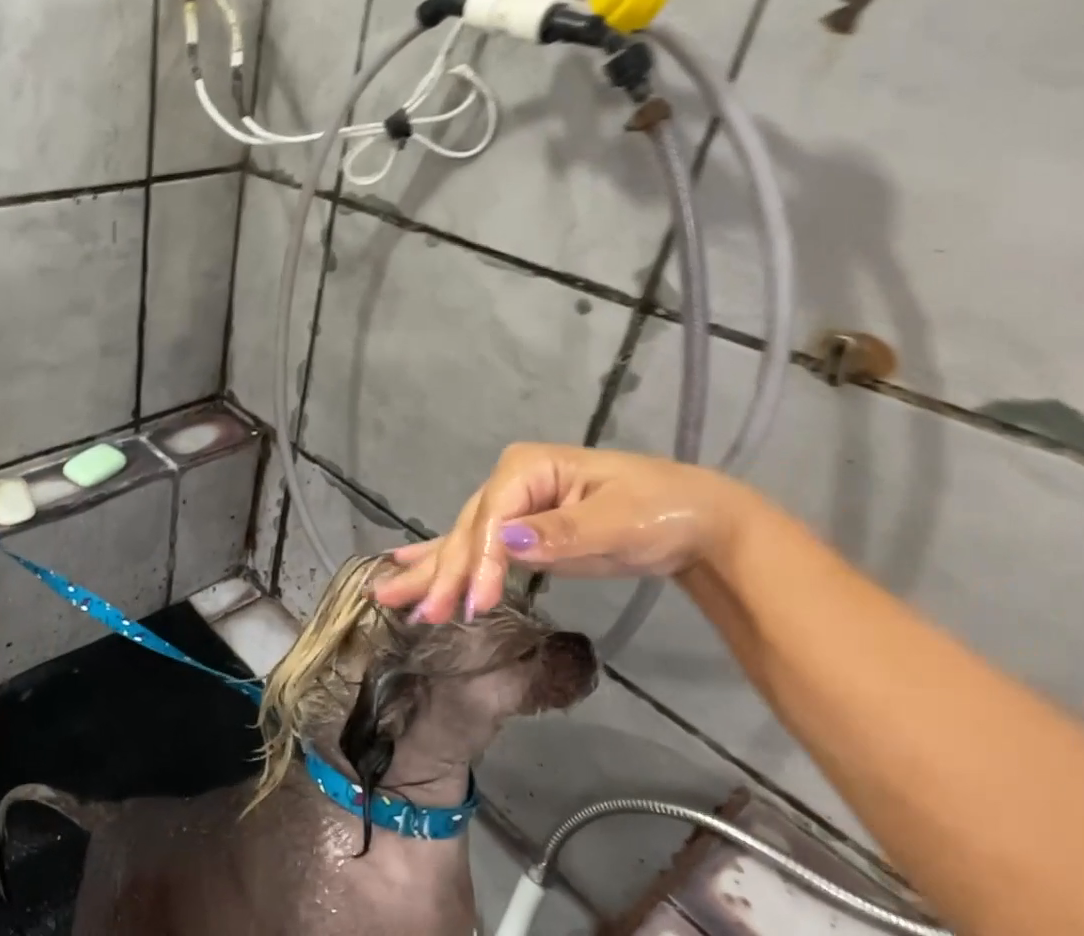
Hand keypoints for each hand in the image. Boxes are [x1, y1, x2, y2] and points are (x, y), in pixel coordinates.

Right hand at [371, 443, 757, 622]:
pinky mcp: (519, 533)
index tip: (476, 606)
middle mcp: (509, 483)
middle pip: (467, 532)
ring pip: (461, 541)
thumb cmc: (661, 511)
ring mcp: (511, 507)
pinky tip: (406, 565)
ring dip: (428, 572)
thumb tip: (505, 540)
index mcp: (528, 468)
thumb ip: (560, 532)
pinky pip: (474, 548)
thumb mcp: (617, 521)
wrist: (696, 521)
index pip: (491, 519)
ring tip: (386, 593)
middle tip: (419, 614)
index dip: (481, 562)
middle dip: (444, 574)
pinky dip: (442, 560)